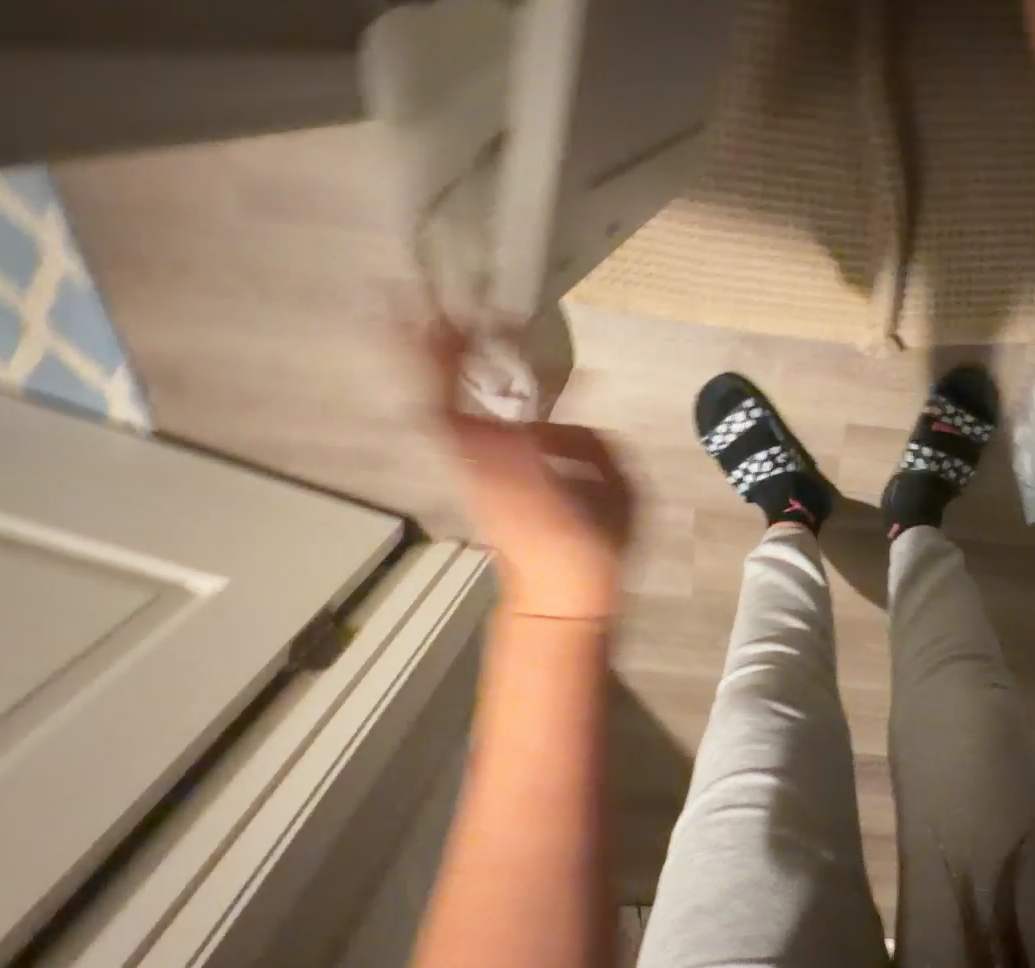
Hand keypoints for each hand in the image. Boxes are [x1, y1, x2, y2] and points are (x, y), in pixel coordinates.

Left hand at [420, 316, 634, 619]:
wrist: (554, 602)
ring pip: (435, 409)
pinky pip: (444, 426)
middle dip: (427, 349)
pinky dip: (436, 391)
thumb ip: (593, 449)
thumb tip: (563, 418)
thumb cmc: (593, 553)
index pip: (484, 399)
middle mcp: (482, 465)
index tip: (480, 316)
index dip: (474, 358)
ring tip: (424, 317)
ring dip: (426, 363)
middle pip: (441, 399)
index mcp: (520, 469)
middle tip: (416, 297)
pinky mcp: (470, 480)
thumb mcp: (619, 500)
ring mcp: (470, 474)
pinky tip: (437, 366)